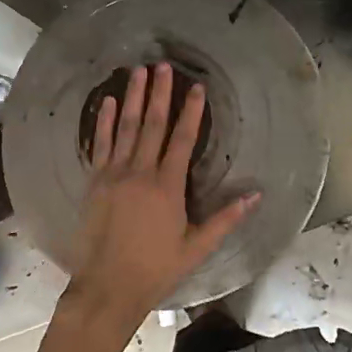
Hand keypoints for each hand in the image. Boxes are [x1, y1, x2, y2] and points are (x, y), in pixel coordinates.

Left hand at [61, 63, 260, 338]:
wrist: (107, 287)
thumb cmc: (156, 269)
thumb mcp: (197, 247)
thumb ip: (226, 219)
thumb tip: (256, 195)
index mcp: (167, 187)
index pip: (183, 139)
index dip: (191, 111)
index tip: (196, 87)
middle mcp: (140, 173)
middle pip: (153, 124)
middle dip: (160, 93)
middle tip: (163, 65)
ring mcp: (114, 175)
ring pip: (126, 128)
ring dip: (133, 98)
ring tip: (138, 71)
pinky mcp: (95, 182)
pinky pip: (100, 144)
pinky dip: (104, 122)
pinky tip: (107, 101)